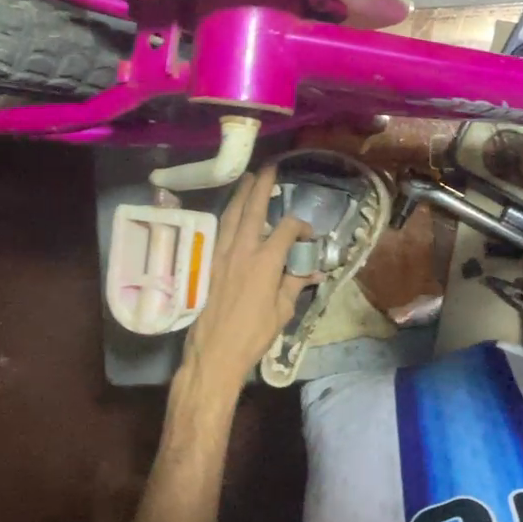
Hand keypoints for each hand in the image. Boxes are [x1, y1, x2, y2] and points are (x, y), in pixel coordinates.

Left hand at [183, 166, 312, 387]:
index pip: (287, 229)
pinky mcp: (209, 264)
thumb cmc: (253, 335)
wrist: (215, 352)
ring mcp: (222, 255)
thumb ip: (295, 283)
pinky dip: (228, 215)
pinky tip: (231, 211)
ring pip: (231, 216)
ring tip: (247, 179)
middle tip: (269, 168)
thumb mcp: (282, 311)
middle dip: (261, 187)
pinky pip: (220, 231)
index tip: (309, 235)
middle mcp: (242, 251)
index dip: (301, 226)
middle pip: (253, 210)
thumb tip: (313, 269)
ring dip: (240, 196)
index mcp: (265, 262)